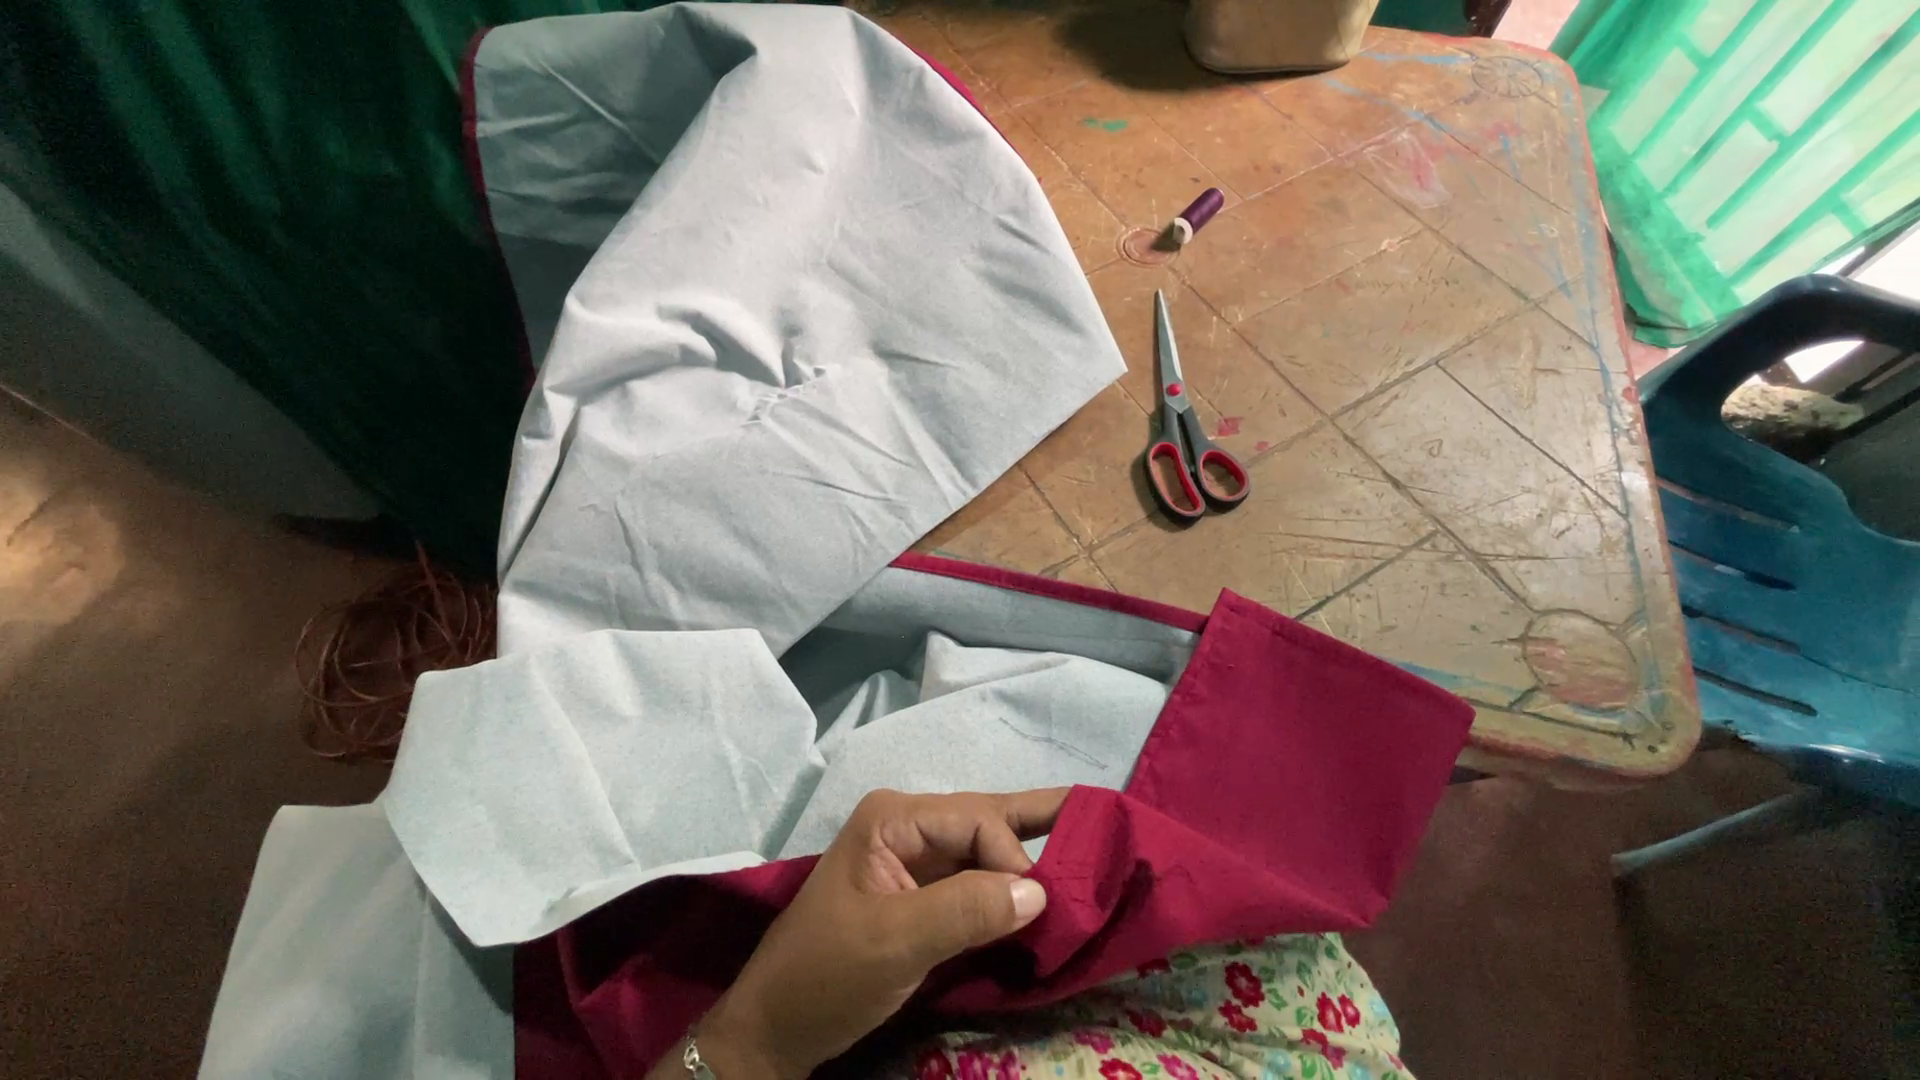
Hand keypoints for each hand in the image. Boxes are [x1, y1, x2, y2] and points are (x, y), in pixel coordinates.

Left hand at [698, 788, 1068, 1079]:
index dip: (1014, 859)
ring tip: (1091, 849)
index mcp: (895, 818)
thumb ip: (965, 910)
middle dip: (1040, 830)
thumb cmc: (826, 975)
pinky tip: (1047, 891)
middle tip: (1105, 828)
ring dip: (1029, 860)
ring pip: (986, 850)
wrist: (776, 1028)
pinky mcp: (921, 896)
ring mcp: (914, 861)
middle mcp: (908, 827)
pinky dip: (1010, 890)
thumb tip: (1041, 889)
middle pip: (987, 823)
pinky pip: (976, 883)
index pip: (978, 820)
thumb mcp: (894, 943)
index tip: (1039, 909)